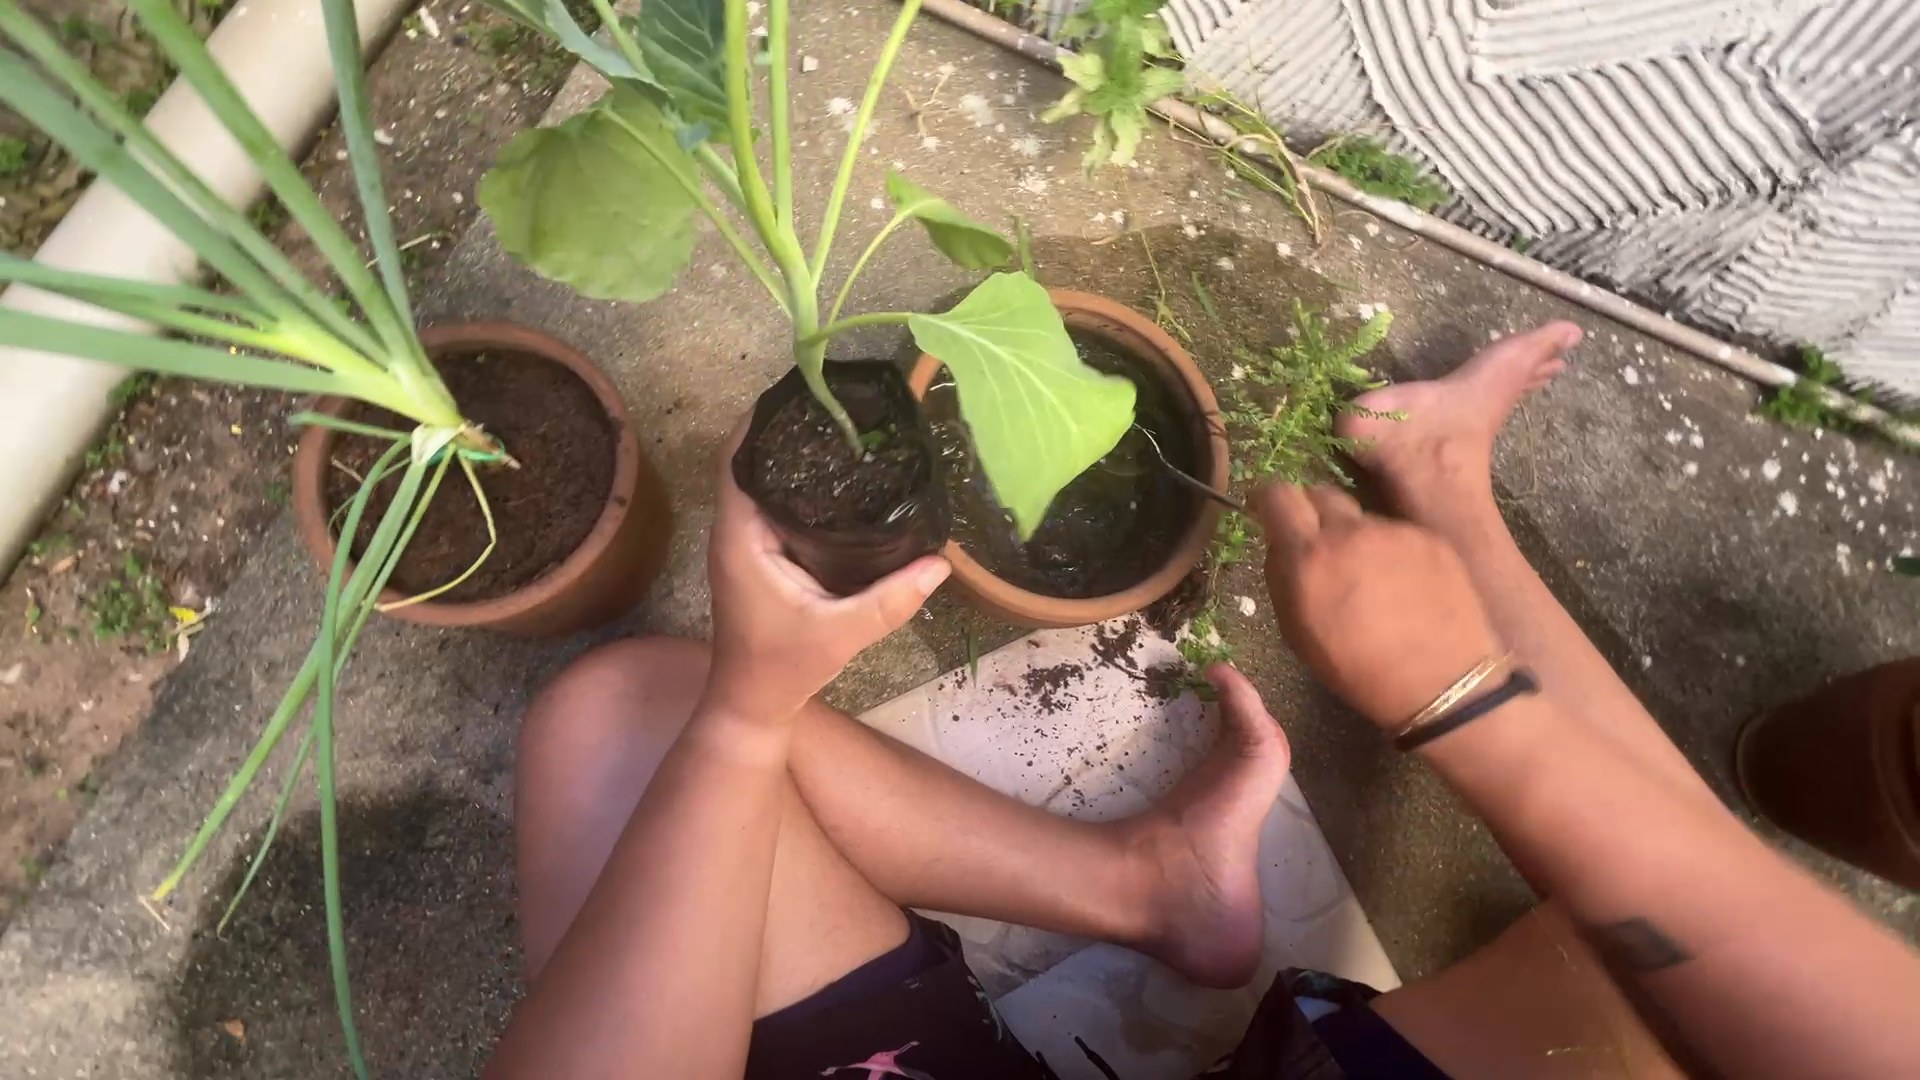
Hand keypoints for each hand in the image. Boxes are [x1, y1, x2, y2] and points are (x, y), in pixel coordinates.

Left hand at [704, 424, 950, 720]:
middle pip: (749, 463)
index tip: (801, 398)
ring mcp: (744, 544)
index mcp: (741, 539)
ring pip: (760, 484)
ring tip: (839, 436)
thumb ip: (891, 600)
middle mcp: (735, 532)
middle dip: (784, 433)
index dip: (759, 424)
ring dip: (789, 459)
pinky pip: (771, 505)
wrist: (753, 702)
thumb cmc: (785, 666)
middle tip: (836, 411)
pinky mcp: (757, 556)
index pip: (736, 461)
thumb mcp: (842, 633)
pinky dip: (795, 487)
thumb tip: (941, 564)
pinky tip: (835, 484)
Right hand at [1253, 484, 1501, 730]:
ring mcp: (1392, 531)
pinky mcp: (1428, 537)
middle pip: (1317, 493)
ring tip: (1361, 571)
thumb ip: (1281, 576)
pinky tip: (1395, 580)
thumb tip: (1280, 545)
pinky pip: (1392, 530)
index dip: (1266, 499)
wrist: (1441, 683)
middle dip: (1308, 510)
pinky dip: (1384, 546)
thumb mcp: (1294, 630)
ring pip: (1356, 514)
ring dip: (1348, 532)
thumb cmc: (1355, 667)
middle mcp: (1348, 532)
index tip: (1265, 510)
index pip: (1277, 496)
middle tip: (1313, 540)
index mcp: (1308, 556)